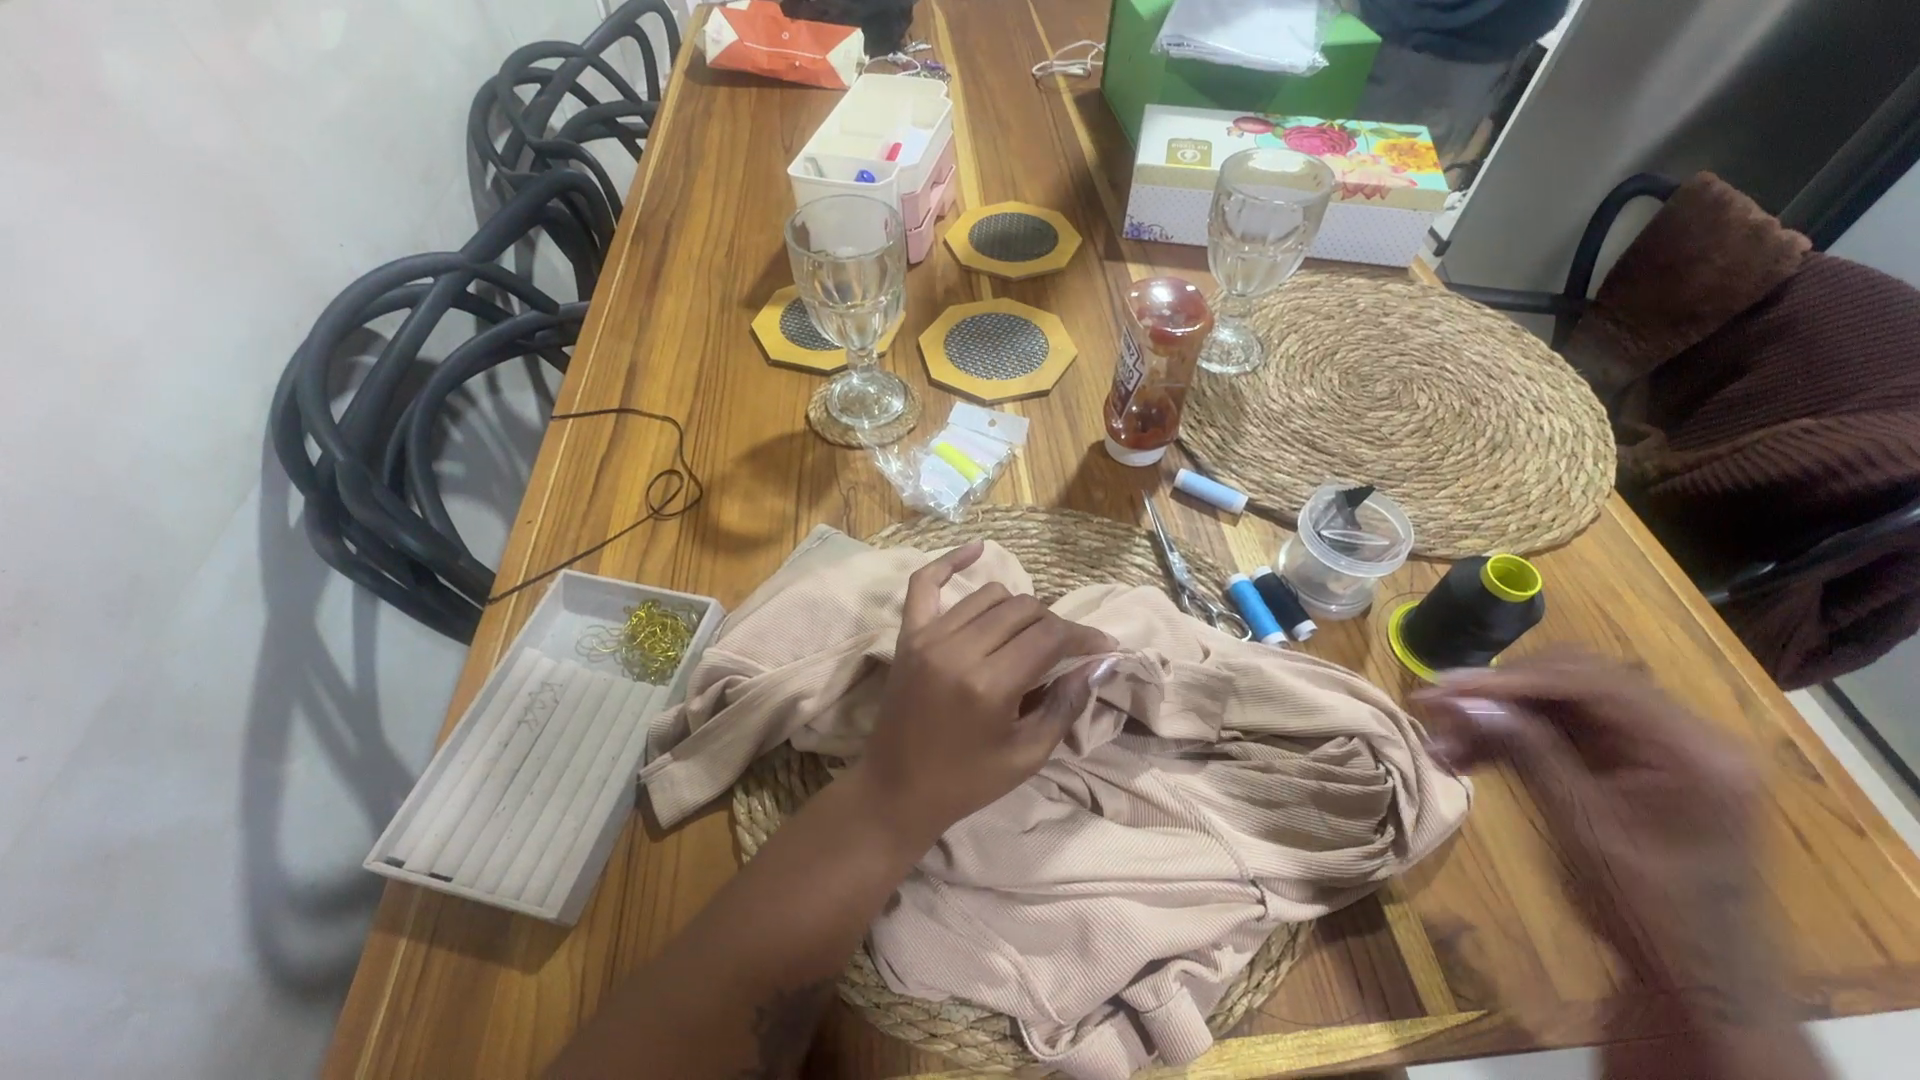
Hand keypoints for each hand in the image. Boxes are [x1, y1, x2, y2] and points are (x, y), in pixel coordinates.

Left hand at [851, 541, 1117, 848]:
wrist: (895, 791)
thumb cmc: (966, 782)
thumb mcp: (1028, 756)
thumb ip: (1066, 704)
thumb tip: (1102, 662)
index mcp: (989, 684)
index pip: (1050, 636)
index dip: (1084, 637)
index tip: (1105, 647)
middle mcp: (957, 649)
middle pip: (1023, 610)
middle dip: (1054, 626)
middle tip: (1064, 653)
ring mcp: (927, 637)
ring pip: (989, 596)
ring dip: (1018, 609)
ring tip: (1027, 637)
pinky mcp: (907, 636)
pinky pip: (926, 583)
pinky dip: (951, 562)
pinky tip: (978, 549)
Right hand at [1412, 652, 1763, 995]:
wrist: (1698, 981)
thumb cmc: (1645, 911)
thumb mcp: (1580, 826)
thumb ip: (1527, 752)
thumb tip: (1463, 700)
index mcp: (1691, 748)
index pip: (1590, 683)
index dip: (1509, 680)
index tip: (1443, 689)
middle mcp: (1690, 735)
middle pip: (1580, 682)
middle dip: (1503, 694)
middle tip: (1438, 712)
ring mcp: (1671, 750)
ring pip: (1571, 704)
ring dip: (1506, 717)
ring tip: (1447, 743)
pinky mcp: (1648, 766)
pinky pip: (1578, 732)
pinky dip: (1526, 738)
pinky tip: (1478, 754)